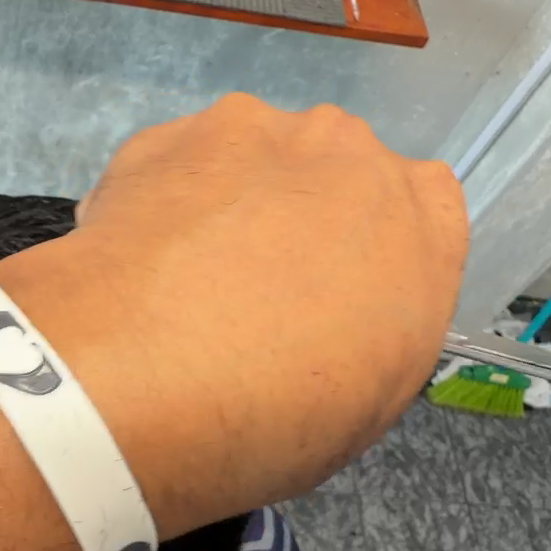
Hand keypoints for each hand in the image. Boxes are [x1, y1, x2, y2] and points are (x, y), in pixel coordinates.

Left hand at [0, 95, 467, 535]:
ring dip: (221, 205)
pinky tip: (130, 269)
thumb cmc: (281, 418)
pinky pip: (169, 170)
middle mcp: (345, 151)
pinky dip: (154, 209)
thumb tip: (332, 320)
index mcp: (419, 220)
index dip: (368, 246)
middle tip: (244, 293)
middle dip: (293, 220)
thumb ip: (372, 330)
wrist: (154, 383)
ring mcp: (249, 132)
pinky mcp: (161, 137)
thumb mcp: (367, 402)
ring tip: (175, 285)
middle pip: (328, 173)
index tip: (329, 288)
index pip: (421, 204)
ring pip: (244, 160)